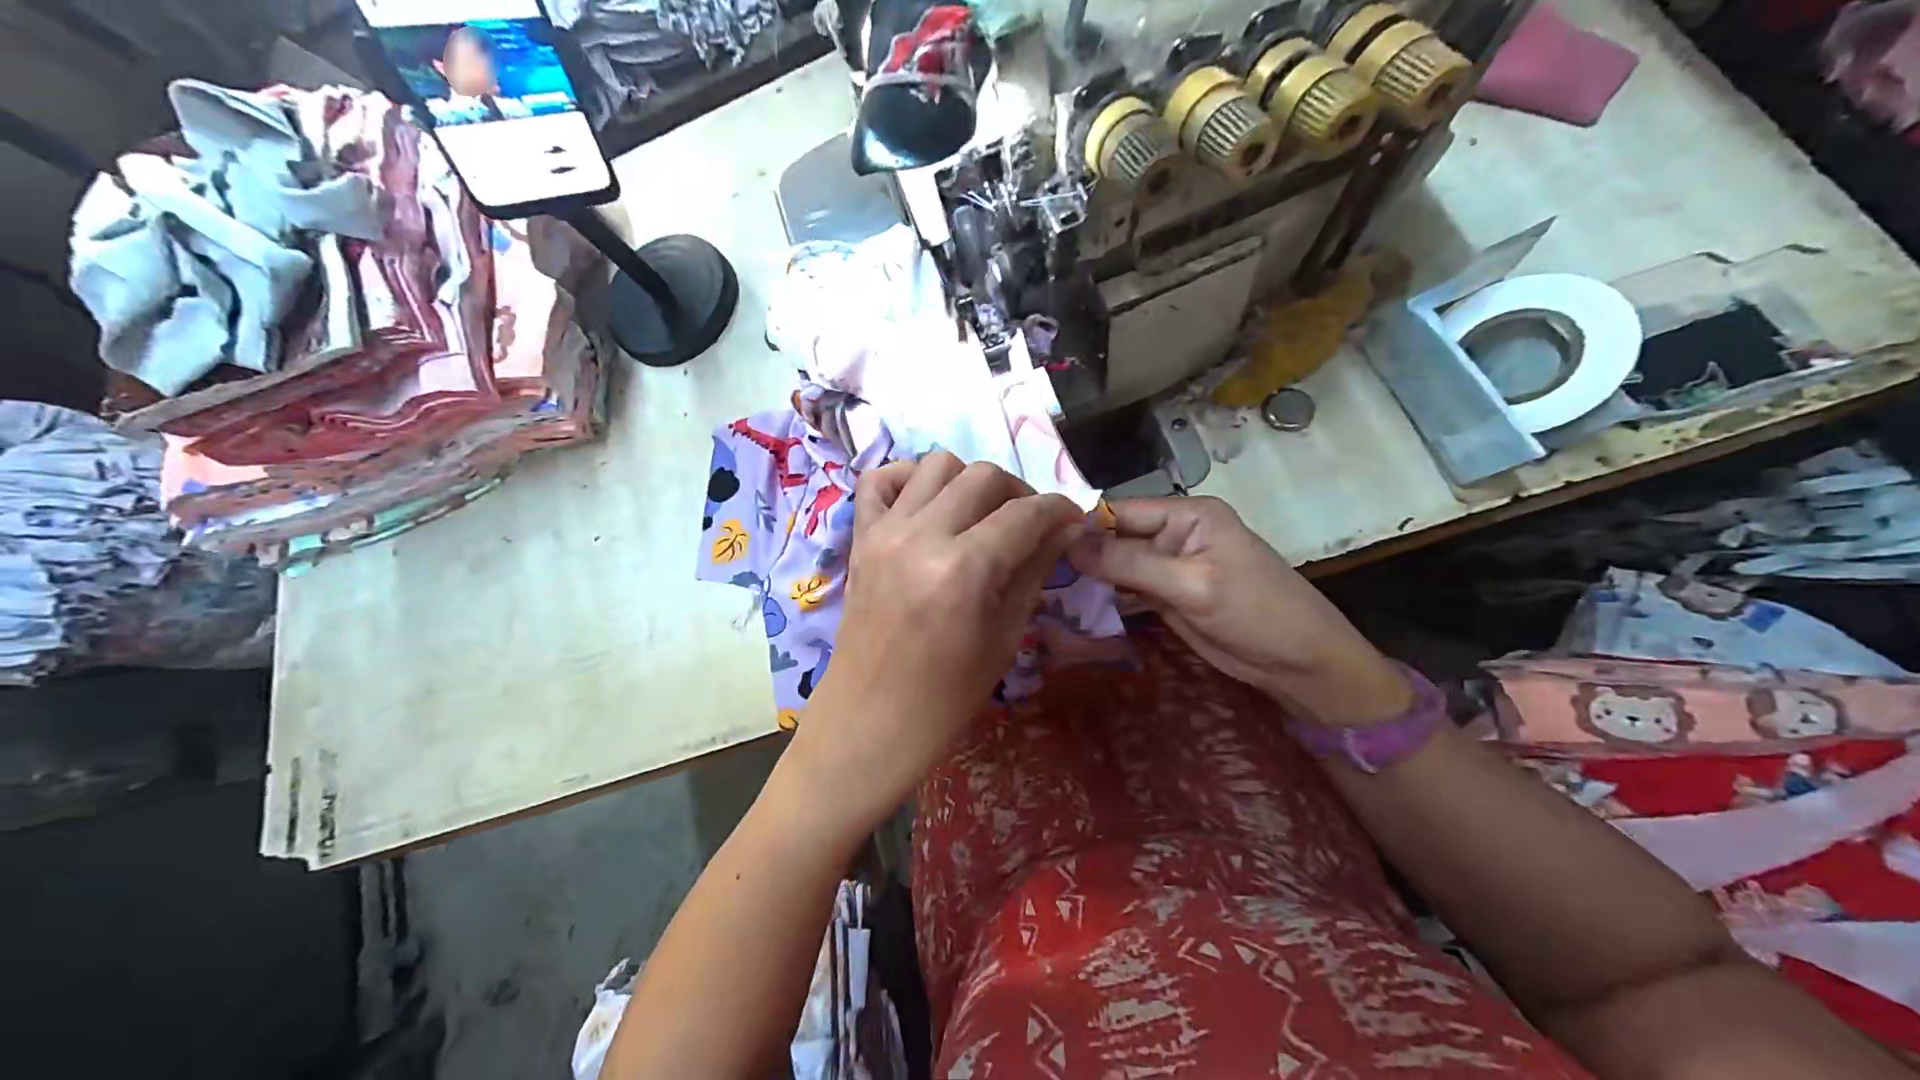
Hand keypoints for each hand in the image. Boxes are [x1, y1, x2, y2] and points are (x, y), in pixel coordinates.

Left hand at [791, 452, 1082, 825]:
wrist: (871, 719)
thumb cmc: (947, 696)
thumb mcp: (1005, 636)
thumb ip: (1034, 570)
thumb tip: (1066, 527)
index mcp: (964, 570)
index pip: (1026, 513)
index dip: (1060, 510)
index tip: (1072, 519)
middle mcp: (921, 536)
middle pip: (984, 475)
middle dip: (1019, 492)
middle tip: (1029, 524)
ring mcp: (884, 532)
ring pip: (937, 464)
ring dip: (969, 481)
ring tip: (980, 515)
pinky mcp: (859, 538)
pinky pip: (879, 479)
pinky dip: (909, 478)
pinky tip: (929, 505)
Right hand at [1068, 496, 1409, 725]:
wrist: (1300, 664)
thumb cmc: (1255, 612)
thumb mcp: (1191, 584)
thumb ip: (1129, 563)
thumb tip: (1068, 542)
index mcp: (1186, 515)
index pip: (1120, 511)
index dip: (1080, 526)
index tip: (1036, 545)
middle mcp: (1173, 534)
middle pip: (1113, 537)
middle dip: (1078, 553)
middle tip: (1031, 571)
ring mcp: (1168, 567)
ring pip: (1115, 565)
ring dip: (1086, 577)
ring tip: (1040, 587)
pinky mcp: (1166, 597)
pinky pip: (1125, 590)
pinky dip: (1103, 597)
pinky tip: (1070, 605)